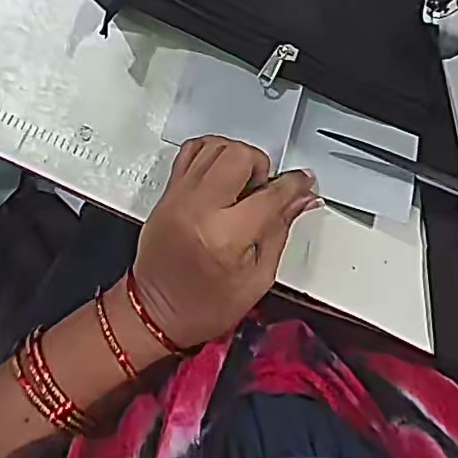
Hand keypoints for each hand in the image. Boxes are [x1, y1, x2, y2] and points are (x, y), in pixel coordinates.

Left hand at [130, 136, 321, 348]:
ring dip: (235, 157)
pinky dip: (209, 151)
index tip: (302, 182)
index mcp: (224, 237)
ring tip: (241, 182)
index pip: (270, 194)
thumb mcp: (256, 279)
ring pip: (214, 146)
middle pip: (239, 155)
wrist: (155, 312)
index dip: (294, 185)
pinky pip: (189, 151)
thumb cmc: (204, 306)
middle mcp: (198, 209)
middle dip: (260, 166)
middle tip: (263, 188)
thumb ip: (279, 231)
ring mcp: (179, 196)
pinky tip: (219, 171)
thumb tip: (300, 200)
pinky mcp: (167, 192)